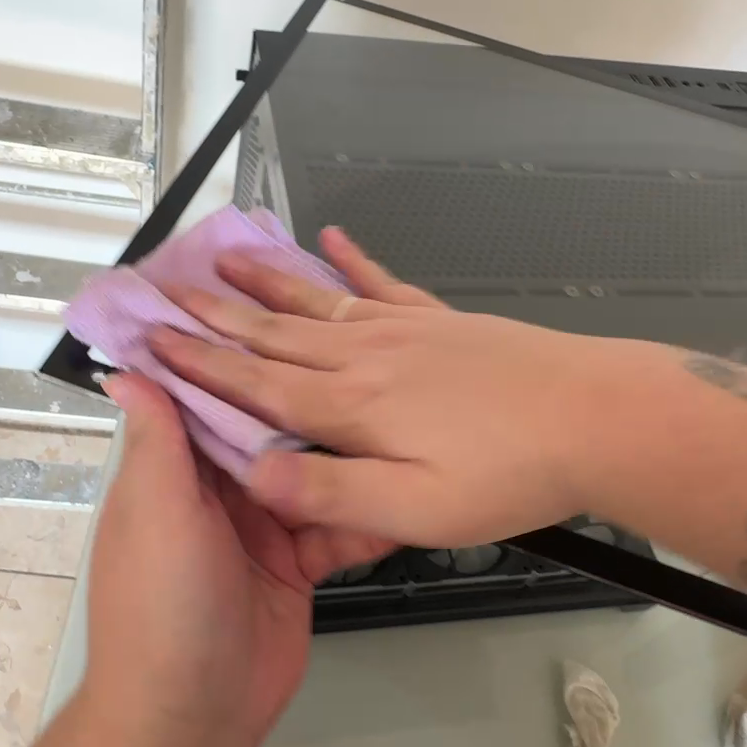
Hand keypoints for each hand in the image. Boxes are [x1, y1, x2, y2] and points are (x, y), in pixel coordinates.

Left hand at [82, 373, 389, 746]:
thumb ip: (156, 438)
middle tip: (360, 353)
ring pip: (308, 471)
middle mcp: (217, 489)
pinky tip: (400, 488)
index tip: (276, 310)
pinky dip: (362, 511)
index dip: (237, 356)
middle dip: (305, 398)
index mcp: (175, 469)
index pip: (209, 397)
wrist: (193, 715)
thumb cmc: (160, 604)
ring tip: (393, 408)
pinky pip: (335, 524)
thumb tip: (126, 365)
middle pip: (267, 428)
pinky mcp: (297, 560)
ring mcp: (262, 524)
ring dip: (343, 452)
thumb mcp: (154, 510)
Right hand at [147, 228, 658, 547]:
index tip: (152, 342)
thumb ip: (329, 492)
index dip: (199, 365)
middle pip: (273, 333)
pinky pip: (382, 282)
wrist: (593, 415)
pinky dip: (353, 260)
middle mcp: (363, 355)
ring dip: (266, 280)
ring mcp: (401, 328)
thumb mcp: (415, 509)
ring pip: (314, 300)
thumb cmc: (507, 473)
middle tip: (166, 290)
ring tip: (225, 255)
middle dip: (214, 314)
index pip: (255, 383)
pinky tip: (333, 236)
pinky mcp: (437, 318)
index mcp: (349, 407)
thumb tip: (254, 473)